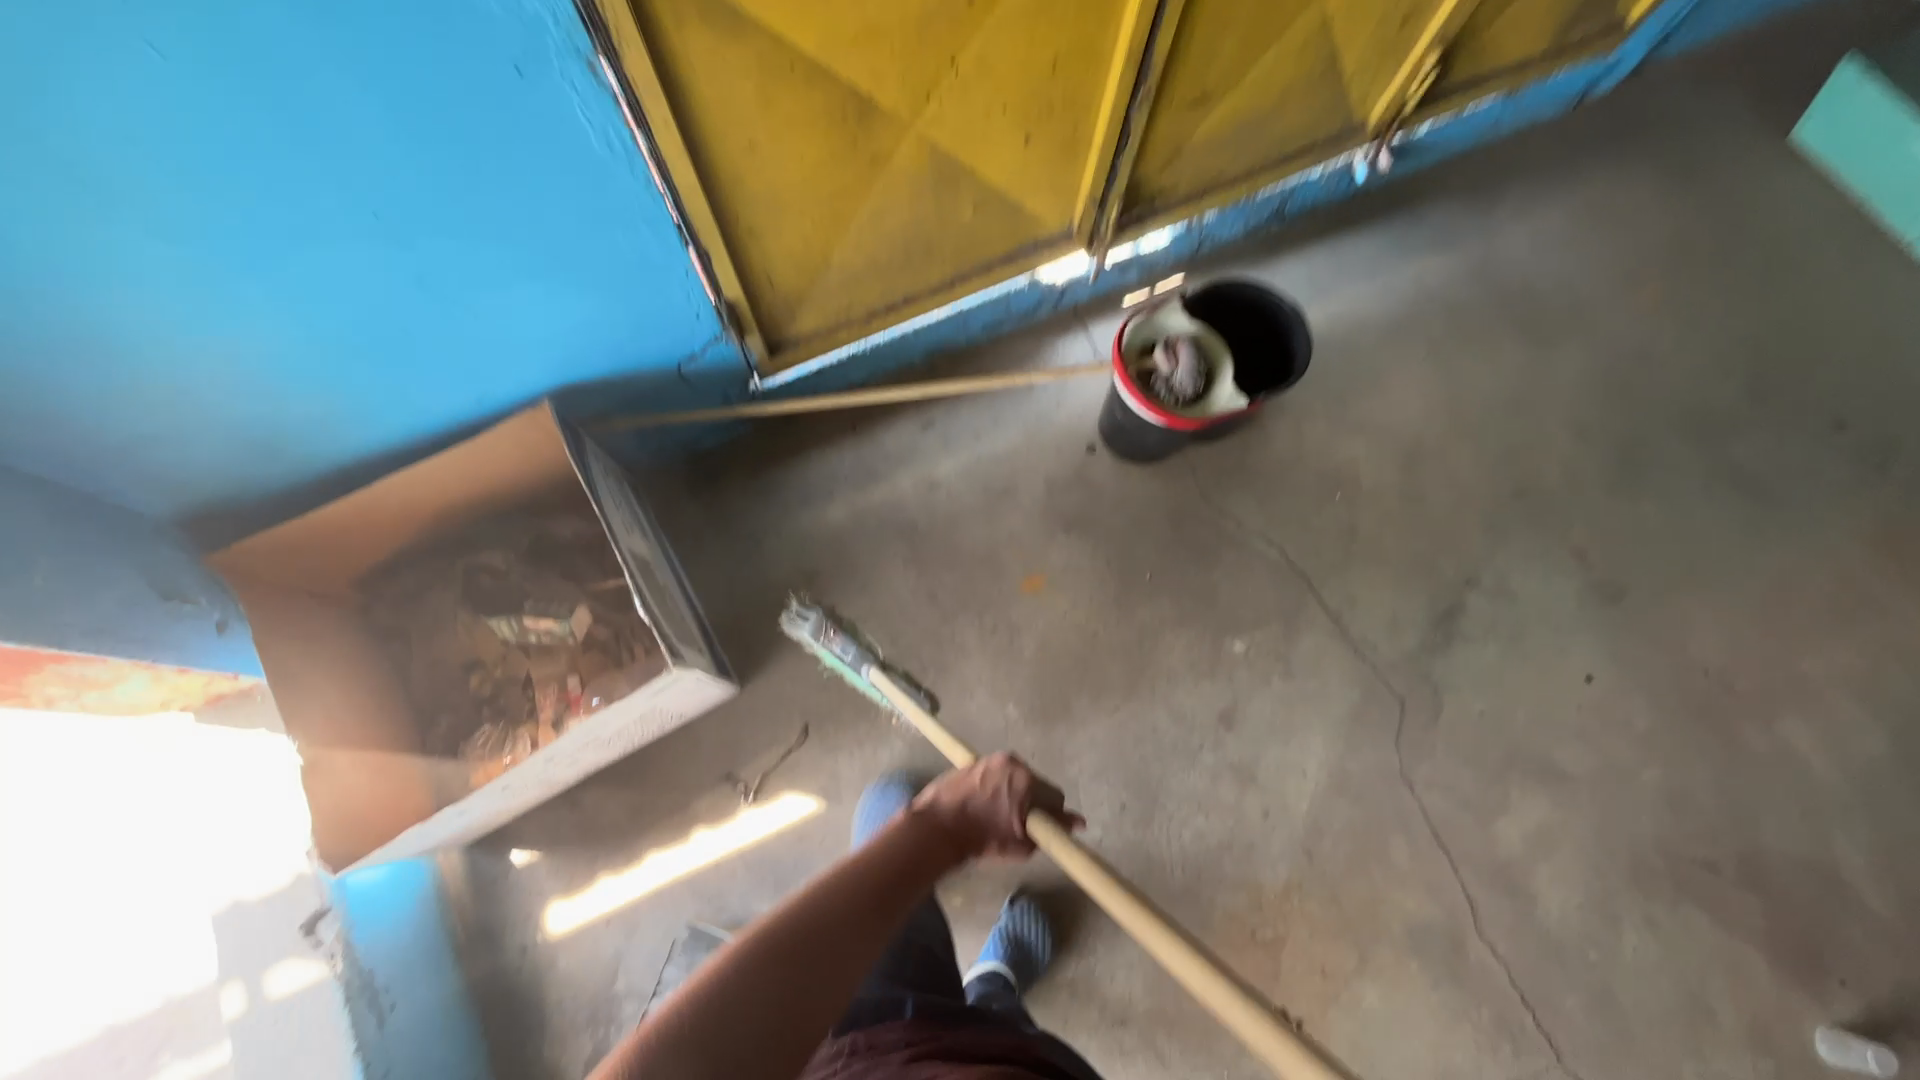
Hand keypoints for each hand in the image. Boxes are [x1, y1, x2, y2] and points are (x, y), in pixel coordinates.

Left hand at [910, 752, 1084, 860]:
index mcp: (1027, 780)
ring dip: (1016, 791)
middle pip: (1036, 783)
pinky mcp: (974, 761)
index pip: (1056, 797)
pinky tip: (985, 803)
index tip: (1045, 827)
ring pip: (1016, 777)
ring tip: (999, 813)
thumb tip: (1075, 824)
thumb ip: (1051, 831)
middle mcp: (1012, 762)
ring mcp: (991, 759)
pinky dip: (998, 786)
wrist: (937, 827)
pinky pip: (997, 774)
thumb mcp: (1021, 844)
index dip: (1055, 815)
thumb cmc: (981, 838)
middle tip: (1020, 822)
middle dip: (1034, 801)